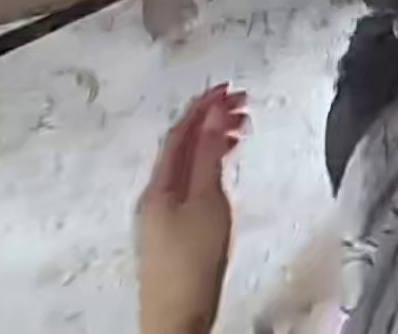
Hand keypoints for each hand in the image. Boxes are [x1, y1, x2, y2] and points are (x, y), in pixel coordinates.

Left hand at [136, 84, 248, 333]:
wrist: (178, 321)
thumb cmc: (193, 262)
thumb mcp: (207, 198)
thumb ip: (210, 153)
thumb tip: (212, 113)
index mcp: (159, 183)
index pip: (180, 130)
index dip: (203, 105)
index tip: (227, 87)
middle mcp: (156, 193)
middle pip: (183, 143)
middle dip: (211, 118)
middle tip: (241, 103)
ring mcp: (162, 212)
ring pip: (188, 160)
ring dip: (212, 138)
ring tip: (240, 128)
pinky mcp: (173, 228)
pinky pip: (191, 178)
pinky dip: (210, 161)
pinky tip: (225, 163)